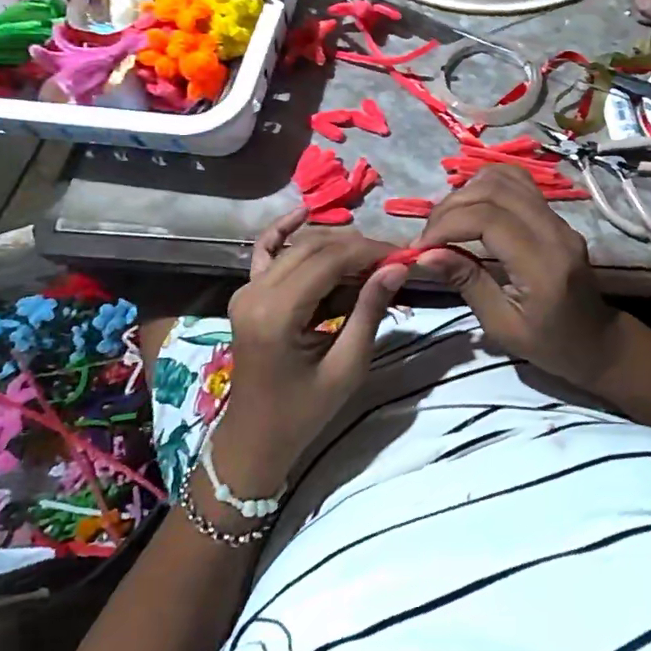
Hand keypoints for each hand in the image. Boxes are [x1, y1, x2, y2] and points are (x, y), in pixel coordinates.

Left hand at [217, 211, 405, 492]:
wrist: (256, 438)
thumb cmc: (304, 411)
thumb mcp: (347, 366)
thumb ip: (369, 311)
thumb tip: (397, 267)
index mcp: (276, 313)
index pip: (330, 260)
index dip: (369, 251)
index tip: (404, 255)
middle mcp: (254, 292)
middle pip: (314, 248)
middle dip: (357, 248)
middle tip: (393, 260)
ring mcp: (246, 290)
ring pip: (298, 248)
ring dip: (335, 248)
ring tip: (371, 261)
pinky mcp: (246, 294)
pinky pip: (266, 252)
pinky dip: (285, 231)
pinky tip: (304, 212)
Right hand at [413, 166, 624, 390]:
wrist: (597, 341)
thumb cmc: (549, 344)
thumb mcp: (502, 325)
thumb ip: (468, 282)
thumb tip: (426, 255)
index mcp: (543, 265)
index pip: (488, 220)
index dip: (448, 224)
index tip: (421, 247)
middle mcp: (554, 232)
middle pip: (495, 191)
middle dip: (451, 207)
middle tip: (428, 235)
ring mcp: (559, 220)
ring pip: (507, 179)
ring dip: (468, 192)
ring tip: (445, 221)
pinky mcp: (556, 217)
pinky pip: (519, 185)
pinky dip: (487, 187)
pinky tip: (470, 207)